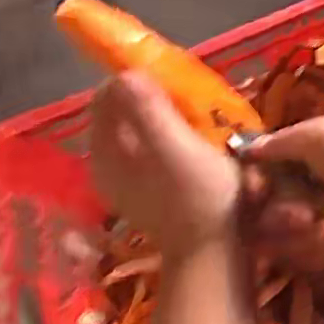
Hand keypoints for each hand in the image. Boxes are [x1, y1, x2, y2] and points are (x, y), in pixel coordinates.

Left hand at [90, 72, 245, 258]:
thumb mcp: (178, 149)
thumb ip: (150, 111)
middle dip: (154, 94)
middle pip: (122, 109)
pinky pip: (150, 146)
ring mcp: (126, 178)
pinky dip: (170, 135)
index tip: (177, 80)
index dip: (140, 78)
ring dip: (165, 113)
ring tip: (200, 117)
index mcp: (106, 151)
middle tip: (193, 97)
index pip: (108, 94)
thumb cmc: (201, 195)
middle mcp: (106, 163)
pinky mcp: (148, 189)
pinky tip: (196, 143)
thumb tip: (127, 72)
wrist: (216, 251)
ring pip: (138, 127)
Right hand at [246, 114, 323, 260]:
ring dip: (304, 237)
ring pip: (291, 232)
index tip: (254, 195)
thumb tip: (250, 148)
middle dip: (283, 215)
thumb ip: (282, 141)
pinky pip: (313, 251)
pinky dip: (322, 250)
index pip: (272, 163)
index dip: (258, 182)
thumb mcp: (321, 136)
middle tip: (303, 218)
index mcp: (321, 140)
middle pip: (276, 203)